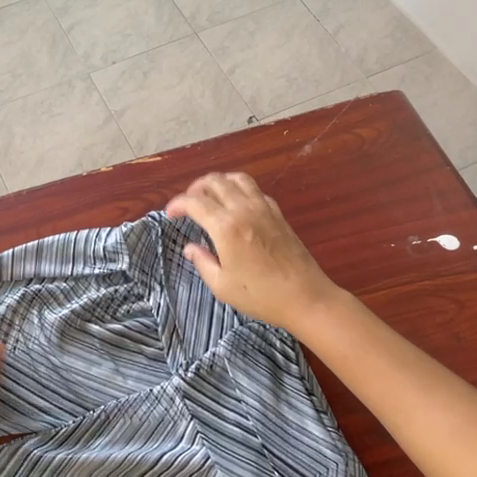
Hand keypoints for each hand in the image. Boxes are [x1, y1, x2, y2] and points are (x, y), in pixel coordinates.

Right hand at [164, 171, 342, 329]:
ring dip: (219, 182)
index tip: (170, 214)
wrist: (305, 297)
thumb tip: (190, 248)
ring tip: (210, 197)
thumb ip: (203, 262)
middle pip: (215, 181)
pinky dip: (240, 190)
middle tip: (188, 204)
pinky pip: (255, 190)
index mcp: (225, 227)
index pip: (195, 202)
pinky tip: (237, 206)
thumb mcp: (222, 286)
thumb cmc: (261, 296)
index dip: (177, 204)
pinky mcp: (278, 213)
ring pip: (237, 179)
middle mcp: (243, 210)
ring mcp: (263, 208)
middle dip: (196, 188)